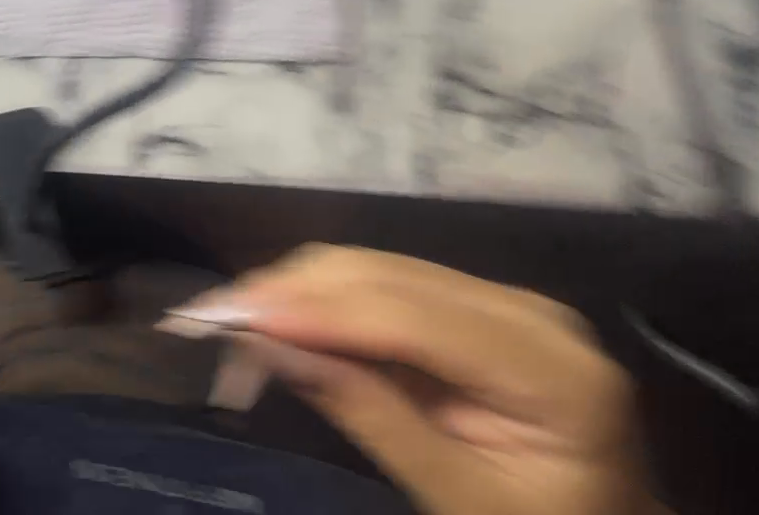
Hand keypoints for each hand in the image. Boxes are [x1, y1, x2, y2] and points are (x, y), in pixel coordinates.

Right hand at [183, 246, 661, 514]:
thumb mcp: (457, 497)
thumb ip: (367, 413)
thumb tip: (266, 346)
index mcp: (553, 371)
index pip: (410, 317)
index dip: (312, 309)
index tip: (230, 316)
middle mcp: (525, 310)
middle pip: (377, 276)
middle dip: (284, 291)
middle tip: (205, 317)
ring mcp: (494, 296)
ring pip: (362, 265)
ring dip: (287, 287)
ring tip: (226, 317)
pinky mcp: (463, 297)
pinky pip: (370, 278)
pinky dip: (310, 293)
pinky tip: (270, 314)